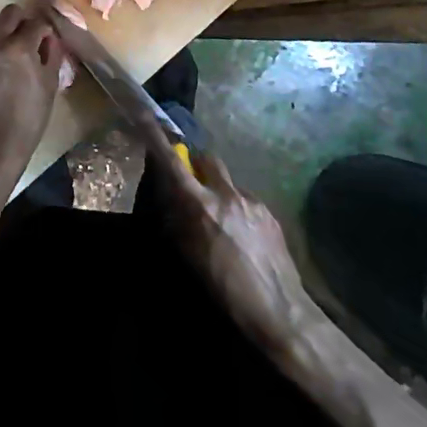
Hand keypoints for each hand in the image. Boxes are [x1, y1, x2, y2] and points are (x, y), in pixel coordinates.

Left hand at [0, 4, 66, 172]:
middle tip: (34, 37)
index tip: (50, 41)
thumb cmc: (31, 115)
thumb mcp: (50, 82)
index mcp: (19, 48)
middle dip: (25, 20)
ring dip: (9, 27)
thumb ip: (52, 53)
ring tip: (19, 46)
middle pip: (11, 12)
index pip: (37, 22)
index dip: (46, 31)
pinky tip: (8, 57)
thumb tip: (49, 37)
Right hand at [151, 147, 320, 356]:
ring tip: (218, 218)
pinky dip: (236, 207)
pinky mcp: (269, 212)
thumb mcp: (191, 259)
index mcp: (202, 206)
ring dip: (217, 189)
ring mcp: (252, 200)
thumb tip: (169, 199)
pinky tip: (240, 234)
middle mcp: (227, 194)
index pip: (173, 163)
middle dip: (196, 163)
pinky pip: (246, 198)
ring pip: (228, 180)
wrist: (280, 311)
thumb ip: (179, 221)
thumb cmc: (226, 293)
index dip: (158, 138)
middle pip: (207, 159)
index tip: (146, 116)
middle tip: (189, 179)